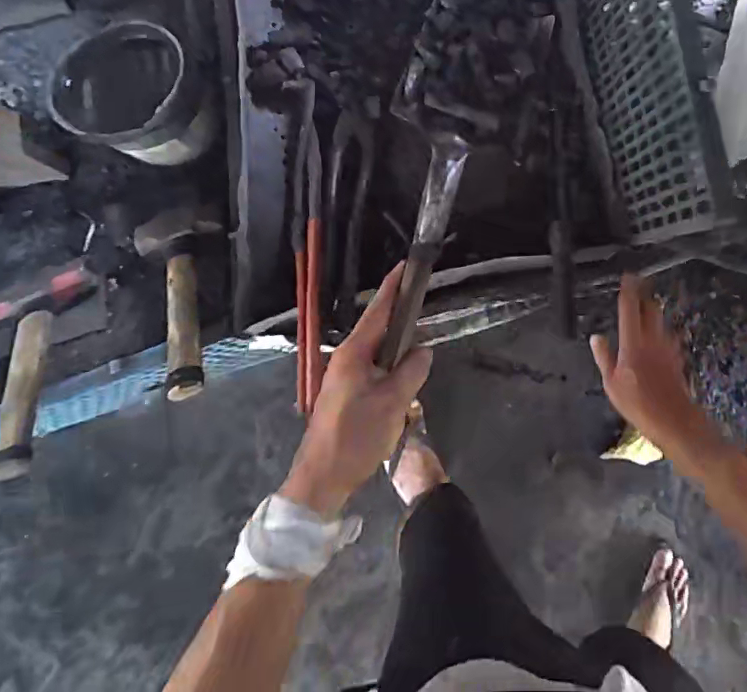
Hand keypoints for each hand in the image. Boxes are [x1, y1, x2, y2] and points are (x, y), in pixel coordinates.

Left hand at [279, 264, 432, 516]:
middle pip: (379, 330)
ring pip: (379, 353)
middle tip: (425, 310)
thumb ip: (413, 369)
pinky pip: (375, 371)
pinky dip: (391, 369)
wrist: (321, 480)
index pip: (378, 311)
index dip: (393, 288)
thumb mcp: (394, 401)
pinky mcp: (346, 395)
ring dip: (399, 351)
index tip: (406, 266)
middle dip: (402, 320)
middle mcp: (346, 360)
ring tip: (420, 354)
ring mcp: (344, 378)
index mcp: (354, 354)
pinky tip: (404, 382)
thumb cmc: (356, 436)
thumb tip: (423, 351)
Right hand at [592, 275, 719, 461]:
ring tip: (644, 306)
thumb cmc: (638, 404)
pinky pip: (667, 333)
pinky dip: (660, 327)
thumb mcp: (611, 384)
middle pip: (650, 306)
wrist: (674, 419)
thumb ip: (604, 357)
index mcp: (632, 342)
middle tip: (636, 287)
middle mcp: (652, 338)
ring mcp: (667, 345)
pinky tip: (656, 334)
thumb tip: (596, 337)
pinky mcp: (676, 354)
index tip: (628, 276)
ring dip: (652, 309)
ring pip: (660, 318)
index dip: (628, 289)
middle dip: (644, 294)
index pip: (630, 307)